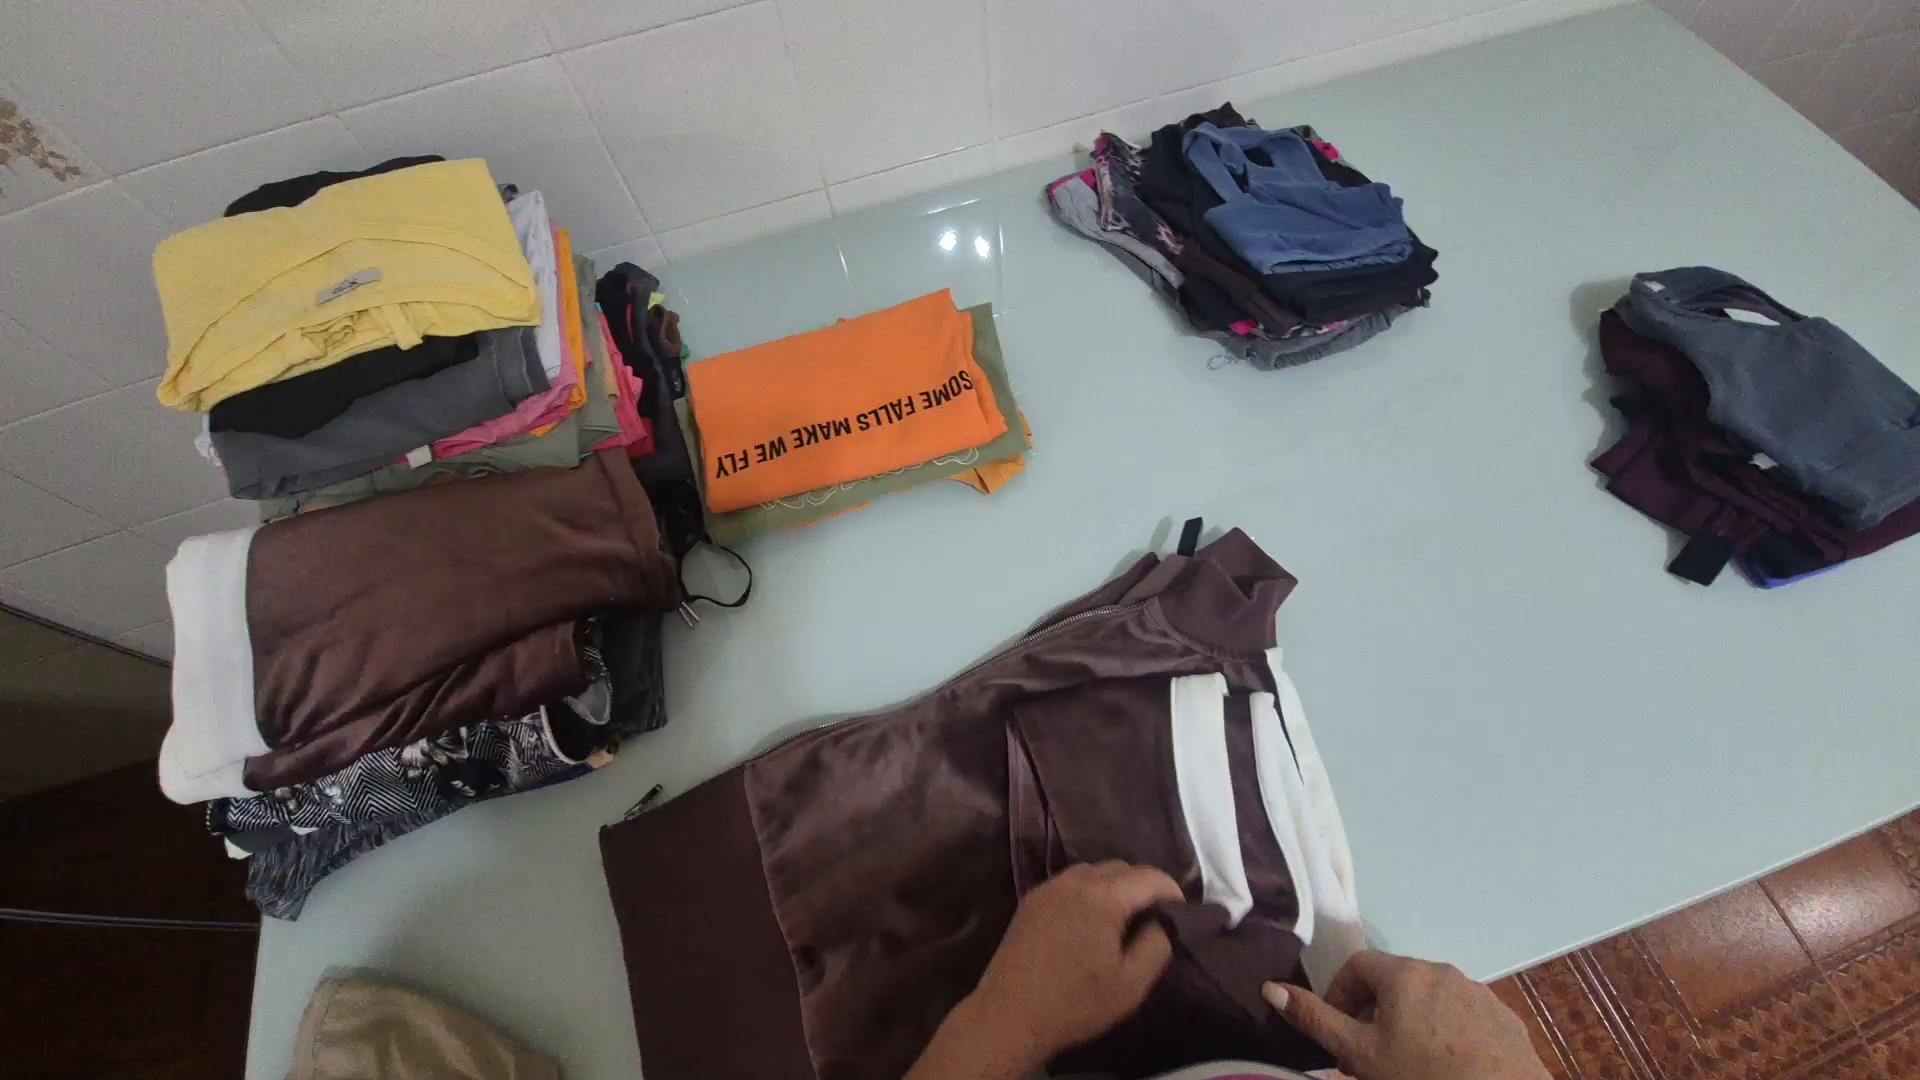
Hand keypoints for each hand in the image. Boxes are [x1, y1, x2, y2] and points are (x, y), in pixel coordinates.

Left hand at [904, 861, 1181, 1079]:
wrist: (1011, 1011)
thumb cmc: (1076, 1001)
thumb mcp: (1130, 984)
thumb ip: (1157, 946)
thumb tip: (1163, 921)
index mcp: (1103, 896)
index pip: (1148, 876)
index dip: (1171, 890)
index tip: (1181, 913)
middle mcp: (1076, 879)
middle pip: (1121, 867)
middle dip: (1143, 885)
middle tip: (1155, 916)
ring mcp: (1050, 885)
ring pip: (1094, 870)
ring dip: (1115, 885)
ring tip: (1124, 916)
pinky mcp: (1033, 896)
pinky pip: (1071, 880)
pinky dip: (1090, 890)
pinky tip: (1090, 918)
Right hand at [1263, 950, 1549, 1079]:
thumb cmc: (1425, 1079)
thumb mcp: (1361, 1055)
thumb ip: (1316, 1019)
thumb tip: (1269, 987)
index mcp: (1403, 972)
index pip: (1357, 966)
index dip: (1341, 995)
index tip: (1340, 1031)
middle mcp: (1442, 971)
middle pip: (1395, 983)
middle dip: (1376, 1013)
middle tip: (1371, 1055)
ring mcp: (1480, 996)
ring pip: (1432, 1001)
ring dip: (1414, 1023)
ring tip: (1411, 1065)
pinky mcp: (1510, 1024)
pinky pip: (1466, 1019)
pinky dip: (1451, 1035)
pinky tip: (1451, 1070)